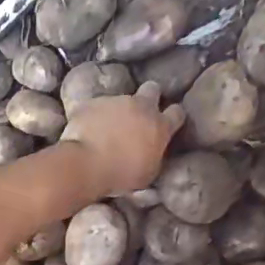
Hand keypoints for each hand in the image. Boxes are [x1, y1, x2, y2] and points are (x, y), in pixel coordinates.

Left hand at [59, 81, 185, 196]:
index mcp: (160, 125)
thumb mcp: (148, 172)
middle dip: (149, 97)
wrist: (87, 163)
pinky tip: (87, 129)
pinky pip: (96, 106)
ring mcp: (115, 101)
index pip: (177, 112)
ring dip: (117, 111)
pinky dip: (94, 116)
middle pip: (152, 90)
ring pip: (120, 99)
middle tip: (139, 114)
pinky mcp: (92, 102)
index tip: (167, 124)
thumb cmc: (121, 175)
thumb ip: (154, 155)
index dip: (172, 117)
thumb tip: (152, 151)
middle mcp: (141, 106)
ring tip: (105, 129)